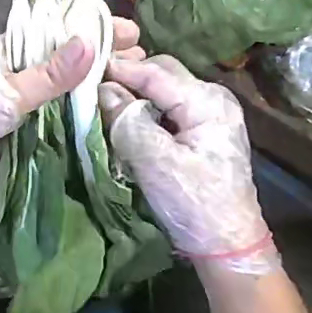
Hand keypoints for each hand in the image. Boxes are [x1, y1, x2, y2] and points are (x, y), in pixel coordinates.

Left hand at [0, 17, 141, 199]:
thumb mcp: (6, 91)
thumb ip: (48, 74)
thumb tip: (89, 42)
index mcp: (10, 53)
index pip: (58, 31)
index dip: (93, 28)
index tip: (130, 32)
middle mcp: (19, 74)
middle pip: (67, 60)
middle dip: (102, 57)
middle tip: (142, 61)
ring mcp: (22, 104)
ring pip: (65, 91)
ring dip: (97, 87)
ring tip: (134, 86)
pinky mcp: (23, 132)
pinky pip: (58, 119)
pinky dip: (82, 116)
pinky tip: (109, 116)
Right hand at [100, 55, 277, 274]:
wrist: (227, 246)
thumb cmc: (193, 204)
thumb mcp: (156, 163)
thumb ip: (129, 122)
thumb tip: (103, 90)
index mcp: (208, 102)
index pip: (156, 73)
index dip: (119, 68)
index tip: (84, 67)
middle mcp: (213, 99)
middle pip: (163, 73)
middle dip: (128, 77)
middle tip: (91, 85)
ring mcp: (210, 116)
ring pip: (164, 91)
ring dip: (135, 94)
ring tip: (103, 101)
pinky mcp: (203, 134)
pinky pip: (168, 109)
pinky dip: (145, 110)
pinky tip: (126, 121)